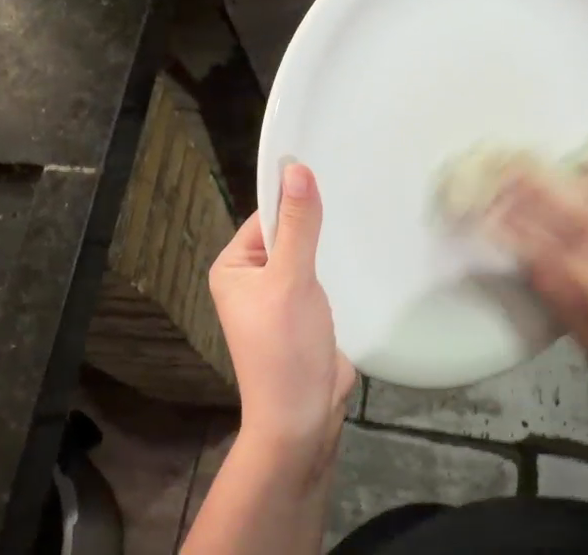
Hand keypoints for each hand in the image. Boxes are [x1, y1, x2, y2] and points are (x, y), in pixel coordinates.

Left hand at [210, 163, 355, 463]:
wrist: (302, 419)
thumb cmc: (286, 348)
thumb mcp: (292, 279)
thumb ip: (299, 225)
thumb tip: (296, 169)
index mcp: (232, 268)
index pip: (265, 217)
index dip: (293, 199)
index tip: (328, 178)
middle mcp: (250, 280)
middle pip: (286, 233)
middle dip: (313, 226)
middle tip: (349, 207)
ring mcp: (277, 298)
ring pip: (305, 255)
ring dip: (326, 249)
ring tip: (355, 230)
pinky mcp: (302, 313)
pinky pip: (317, 277)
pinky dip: (334, 270)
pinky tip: (355, 261)